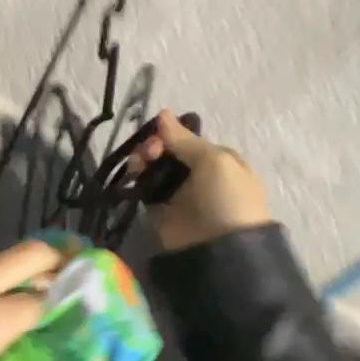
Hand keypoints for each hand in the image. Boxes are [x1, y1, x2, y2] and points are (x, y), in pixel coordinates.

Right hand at [130, 109, 272, 250]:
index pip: (186, 139)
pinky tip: (133, 177)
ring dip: (143, 161)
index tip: (157, 136)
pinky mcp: (160, 212)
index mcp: (217, 160)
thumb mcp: (214, 160)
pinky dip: (136, 181)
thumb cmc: (226, 198)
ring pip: (153, 169)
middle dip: (153, 147)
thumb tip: (163, 112)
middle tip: (147, 153)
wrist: (221, 248)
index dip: (170, 134)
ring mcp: (178, 194)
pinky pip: (144, 190)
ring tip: (137, 165)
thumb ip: (184, 138)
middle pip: (167, 152)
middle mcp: (197, 175)